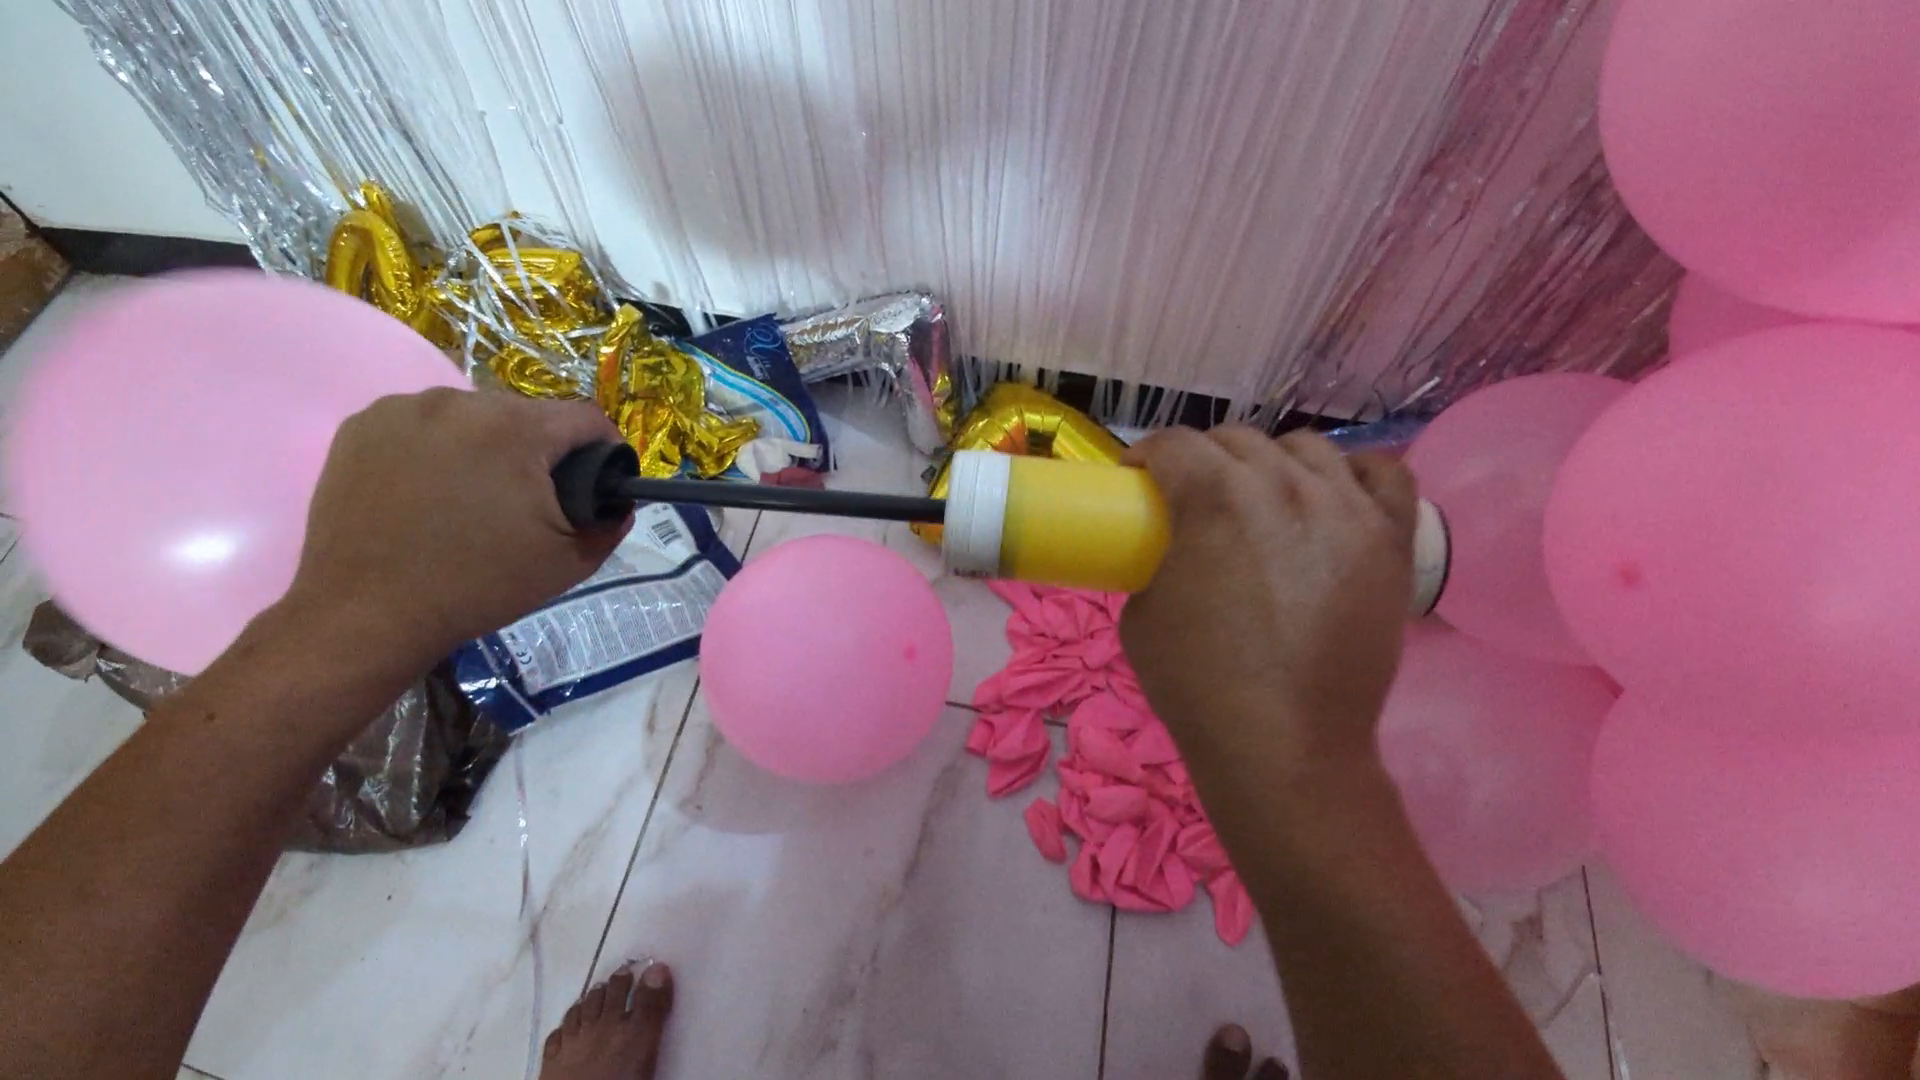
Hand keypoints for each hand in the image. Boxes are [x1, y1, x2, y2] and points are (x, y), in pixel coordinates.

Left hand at [282, 388, 628, 674]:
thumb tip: (617, 505)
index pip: (585, 417)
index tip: (601, 481)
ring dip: (491, 445)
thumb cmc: (478, 586)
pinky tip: (433, 490)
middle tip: (534, 499)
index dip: (606, 448)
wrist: (367, 613)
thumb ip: (610, 524)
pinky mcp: (362, 426)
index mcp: (516, 429)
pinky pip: (424, 424)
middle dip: (543, 450)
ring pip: (475, 416)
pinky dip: (440, 448)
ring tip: (479, 495)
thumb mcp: (569, 562)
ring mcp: (404, 409)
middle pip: (528, 414)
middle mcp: (459, 402)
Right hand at [1118, 427, 1417, 788]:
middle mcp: (1283, 486)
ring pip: (1305, 448)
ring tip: (1264, 498)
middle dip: (1203, 459)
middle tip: (1193, 497)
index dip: (1146, 455)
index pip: (1174, 444)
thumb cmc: (1197, 684)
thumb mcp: (1141, 613)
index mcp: (1214, 498)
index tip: (1138, 479)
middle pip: (1237, 440)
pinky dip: (1353, 475)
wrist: (1283, 744)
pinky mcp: (1390, 541)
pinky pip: (1383, 475)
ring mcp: (1346, 509)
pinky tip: (1333, 498)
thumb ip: (1156, 562)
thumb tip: (1174, 551)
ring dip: (1271, 462)